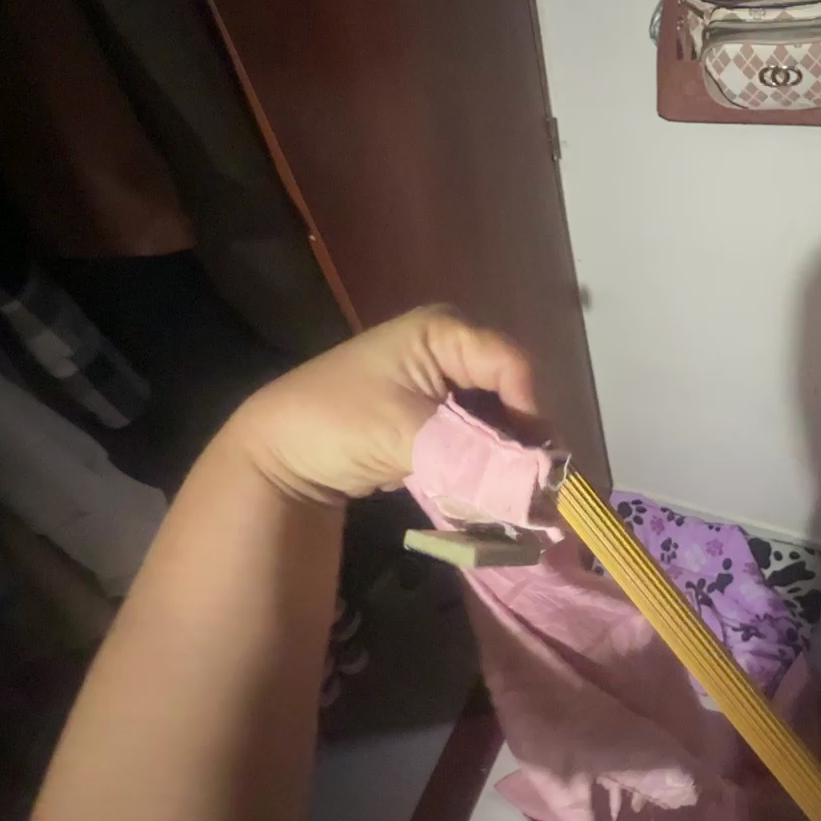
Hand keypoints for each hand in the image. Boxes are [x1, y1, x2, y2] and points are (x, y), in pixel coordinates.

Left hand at [226, 306, 537, 501]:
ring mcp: (447, 379)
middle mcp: (454, 347)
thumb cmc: (337, 425)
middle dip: (517, 438)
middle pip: (511, 390)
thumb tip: (540, 488)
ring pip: (500, 416)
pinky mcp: (440, 411)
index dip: (528, 412)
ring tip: (500, 490)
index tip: (529, 462)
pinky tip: (479, 485)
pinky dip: (484, 461)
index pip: (512, 364)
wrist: (279, 455)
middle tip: (522, 483)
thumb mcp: (409, 438)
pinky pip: (481, 433)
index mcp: (444, 330)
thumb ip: (477, 459)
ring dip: (501, 455)